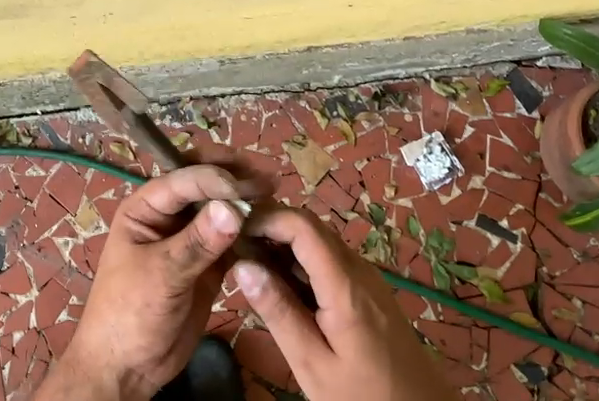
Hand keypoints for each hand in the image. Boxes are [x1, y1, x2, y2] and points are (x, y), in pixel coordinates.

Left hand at [36, 165, 261, 400]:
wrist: (128, 366)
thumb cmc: (129, 313)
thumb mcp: (160, 275)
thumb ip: (197, 243)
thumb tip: (234, 208)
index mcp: (145, 208)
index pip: (181, 179)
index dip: (212, 178)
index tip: (245, 187)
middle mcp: (168, 215)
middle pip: (202, 184)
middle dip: (233, 175)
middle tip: (267, 177)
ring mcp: (190, 239)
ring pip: (220, 209)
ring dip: (246, 201)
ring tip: (276, 195)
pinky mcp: (209, 264)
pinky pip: (232, 240)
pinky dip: (251, 233)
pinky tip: (272, 227)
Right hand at [233, 207, 453, 400]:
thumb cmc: (366, 399)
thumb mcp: (314, 366)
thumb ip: (279, 313)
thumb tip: (243, 265)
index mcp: (345, 285)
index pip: (301, 224)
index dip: (265, 216)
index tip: (231, 226)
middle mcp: (358, 270)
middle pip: (309, 226)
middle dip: (269, 225)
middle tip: (231, 241)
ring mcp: (366, 280)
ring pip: (318, 241)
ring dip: (282, 242)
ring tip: (245, 259)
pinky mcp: (367, 293)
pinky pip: (328, 261)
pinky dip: (298, 261)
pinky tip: (277, 282)